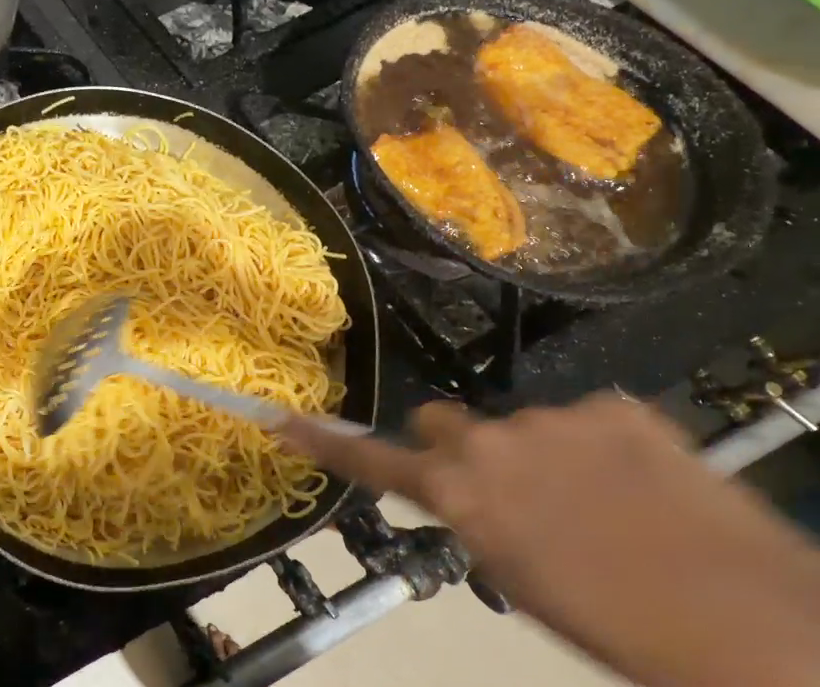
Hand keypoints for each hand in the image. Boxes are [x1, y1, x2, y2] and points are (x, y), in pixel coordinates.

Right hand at [283, 394, 819, 686]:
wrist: (763, 632)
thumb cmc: (622, 629)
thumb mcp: (521, 580)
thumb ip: (477, 522)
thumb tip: (467, 497)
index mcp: (459, 496)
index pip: (371, 458)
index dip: (323, 440)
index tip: (279, 419)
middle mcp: (489, 445)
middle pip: (441, 423)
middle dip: (461, 450)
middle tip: (510, 493)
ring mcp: (555, 421)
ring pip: (520, 426)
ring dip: (541, 454)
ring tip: (605, 504)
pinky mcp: (619, 410)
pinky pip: (587, 419)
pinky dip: (603, 446)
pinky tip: (646, 485)